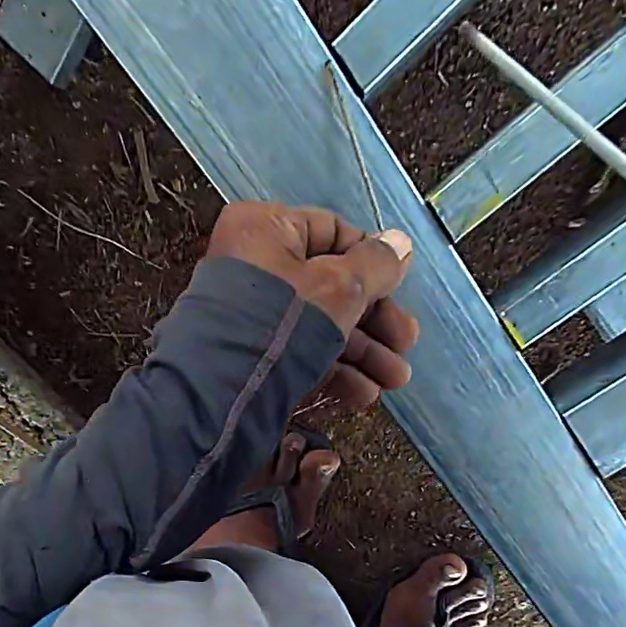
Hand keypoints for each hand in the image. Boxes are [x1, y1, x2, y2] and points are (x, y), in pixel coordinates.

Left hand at [206, 202, 419, 408]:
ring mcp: (254, 316)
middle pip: (333, 286)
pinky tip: (364, 393)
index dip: (372, 262)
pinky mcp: (256, 357)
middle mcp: (257, 268)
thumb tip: (401, 245)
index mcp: (267, 230)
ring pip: (322, 326)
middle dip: (376, 321)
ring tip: (395, 379)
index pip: (333, 232)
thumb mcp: (338, 286)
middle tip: (406, 343)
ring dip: (365, 353)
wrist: (219, 396)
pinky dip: (336, 372)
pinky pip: (302, 355)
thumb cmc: (279, 325)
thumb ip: (376, 265)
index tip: (400, 289)